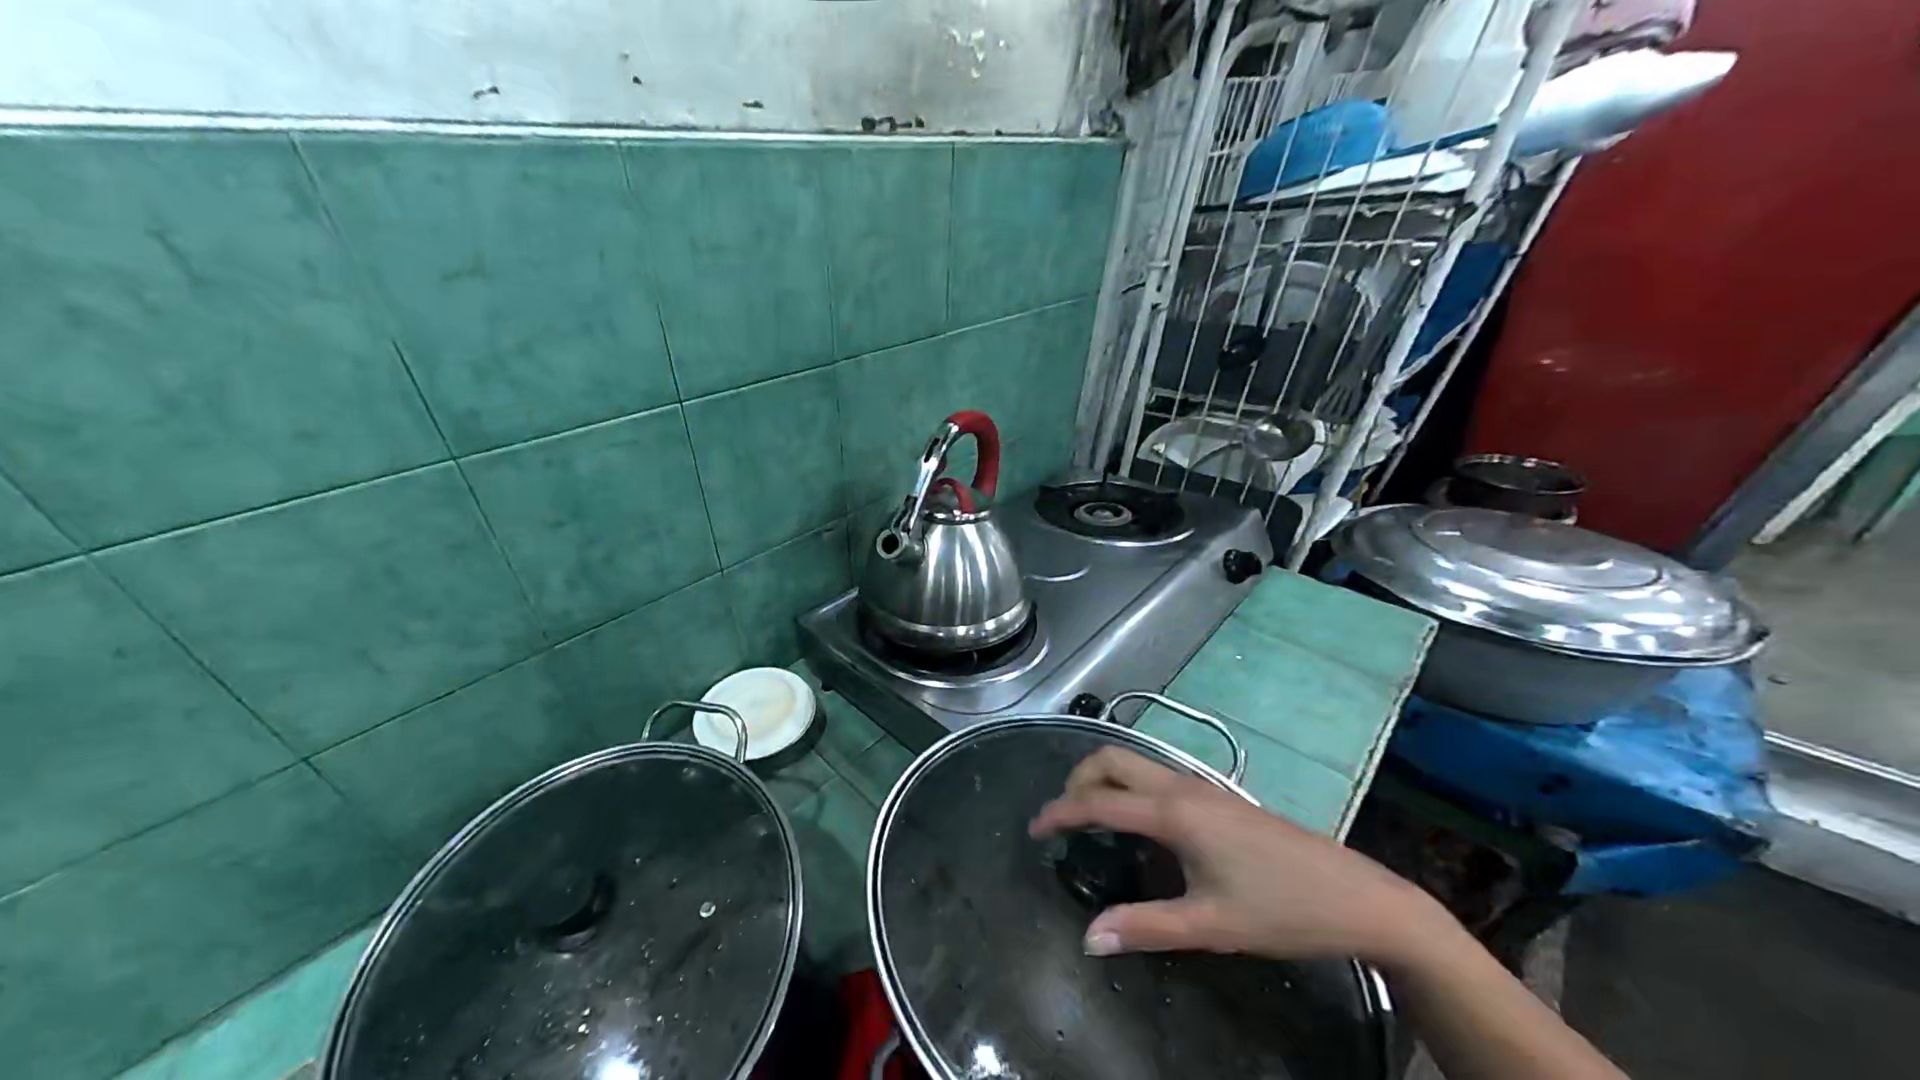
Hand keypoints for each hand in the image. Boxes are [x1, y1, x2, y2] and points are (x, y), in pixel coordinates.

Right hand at [1028, 747, 1454, 966]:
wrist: (1357, 897)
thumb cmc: (1281, 909)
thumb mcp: (1209, 925)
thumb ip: (1144, 926)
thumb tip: (1088, 938)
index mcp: (1174, 813)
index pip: (1100, 801)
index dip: (1061, 811)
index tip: (1034, 827)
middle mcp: (1183, 787)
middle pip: (1113, 760)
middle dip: (1078, 778)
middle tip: (1062, 817)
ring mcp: (1204, 787)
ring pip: (1137, 763)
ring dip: (1104, 779)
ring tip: (1090, 818)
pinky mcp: (1219, 797)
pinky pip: (1157, 775)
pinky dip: (1130, 785)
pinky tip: (1137, 822)